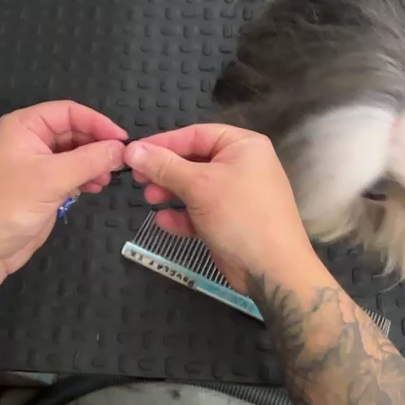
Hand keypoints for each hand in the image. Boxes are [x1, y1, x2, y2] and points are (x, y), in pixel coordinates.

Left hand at [0, 101, 127, 283]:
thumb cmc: (9, 206)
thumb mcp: (51, 178)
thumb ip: (90, 160)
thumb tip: (121, 149)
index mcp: (24, 126)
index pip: (68, 112)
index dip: (97, 122)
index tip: (122, 140)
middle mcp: (29, 139)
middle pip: (73, 131)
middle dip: (96, 145)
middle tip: (119, 163)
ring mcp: (35, 163)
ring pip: (74, 153)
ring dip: (93, 163)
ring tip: (106, 179)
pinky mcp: (41, 185)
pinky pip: (69, 172)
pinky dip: (85, 177)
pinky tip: (96, 187)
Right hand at [123, 124, 320, 288]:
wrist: (273, 269)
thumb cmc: (239, 215)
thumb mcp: (198, 185)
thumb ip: (163, 166)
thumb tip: (131, 149)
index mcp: (242, 145)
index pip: (195, 134)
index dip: (162, 143)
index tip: (133, 152)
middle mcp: (241, 165)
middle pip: (193, 160)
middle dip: (164, 170)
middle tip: (137, 178)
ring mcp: (237, 194)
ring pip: (195, 187)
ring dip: (170, 192)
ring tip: (148, 199)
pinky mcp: (230, 221)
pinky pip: (201, 211)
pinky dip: (182, 215)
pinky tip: (162, 221)